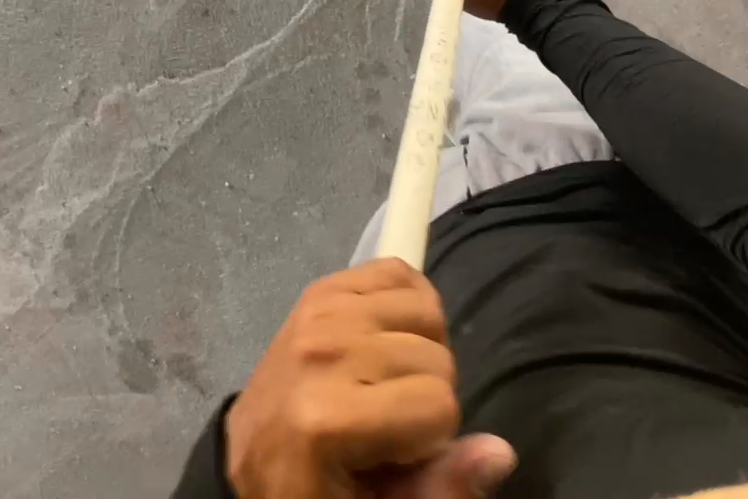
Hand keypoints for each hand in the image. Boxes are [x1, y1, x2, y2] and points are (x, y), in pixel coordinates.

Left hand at [225, 258, 516, 498]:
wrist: (248, 459)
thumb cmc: (311, 490)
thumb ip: (440, 488)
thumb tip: (499, 450)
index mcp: (328, 418)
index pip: (439, 404)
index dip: (432, 439)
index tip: (396, 454)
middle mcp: (323, 351)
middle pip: (435, 355)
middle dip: (427, 393)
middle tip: (388, 420)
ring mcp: (319, 311)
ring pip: (426, 308)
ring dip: (421, 344)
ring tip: (386, 379)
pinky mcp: (320, 288)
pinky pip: (397, 271)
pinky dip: (407, 300)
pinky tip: (387, 337)